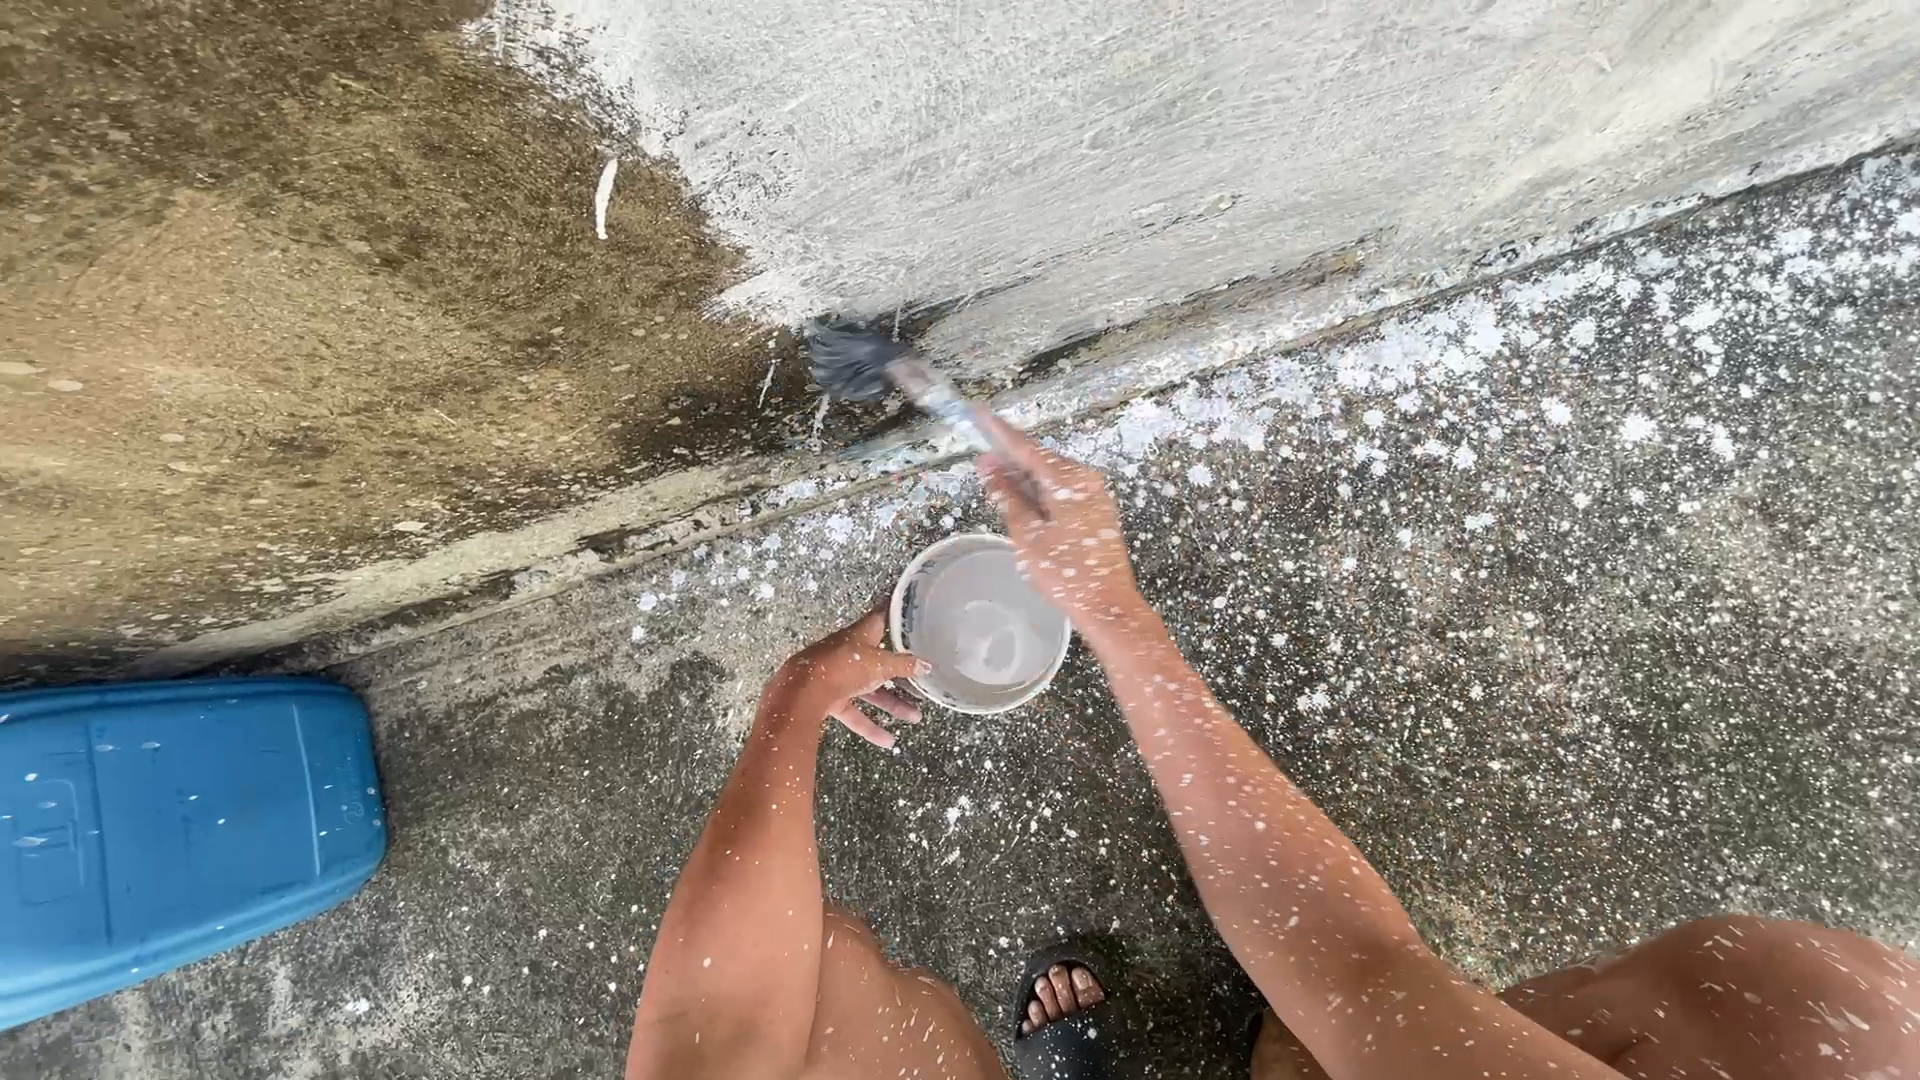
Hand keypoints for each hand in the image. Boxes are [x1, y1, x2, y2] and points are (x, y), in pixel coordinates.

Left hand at [764, 606, 929, 748]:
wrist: (802, 692)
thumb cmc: (843, 666)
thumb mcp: (880, 664)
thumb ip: (904, 665)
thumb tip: (926, 665)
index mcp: (861, 634)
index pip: (881, 617)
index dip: (893, 611)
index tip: (902, 604)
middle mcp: (850, 652)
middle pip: (881, 661)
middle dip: (902, 673)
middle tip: (921, 679)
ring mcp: (840, 676)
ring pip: (871, 690)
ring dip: (892, 704)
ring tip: (915, 717)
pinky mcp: (831, 698)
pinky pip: (856, 712)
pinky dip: (870, 726)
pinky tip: (888, 741)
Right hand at [974, 413, 1146, 641]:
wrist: (1107, 605)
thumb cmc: (1065, 572)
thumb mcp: (1027, 534)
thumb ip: (1007, 496)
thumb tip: (987, 465)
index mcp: (1067, 480)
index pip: (1026, 447)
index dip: (999, 432)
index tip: (979, 415)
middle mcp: (1085, 480)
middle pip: (1040, 459)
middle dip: (1010, 457)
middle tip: (981, 458)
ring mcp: (1094, 496)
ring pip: (1051, 476)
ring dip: (1023, 476)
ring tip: (995, 480)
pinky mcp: (1096, 512)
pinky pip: (1062, 491)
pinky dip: (1040, 491)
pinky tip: (1023, 500)